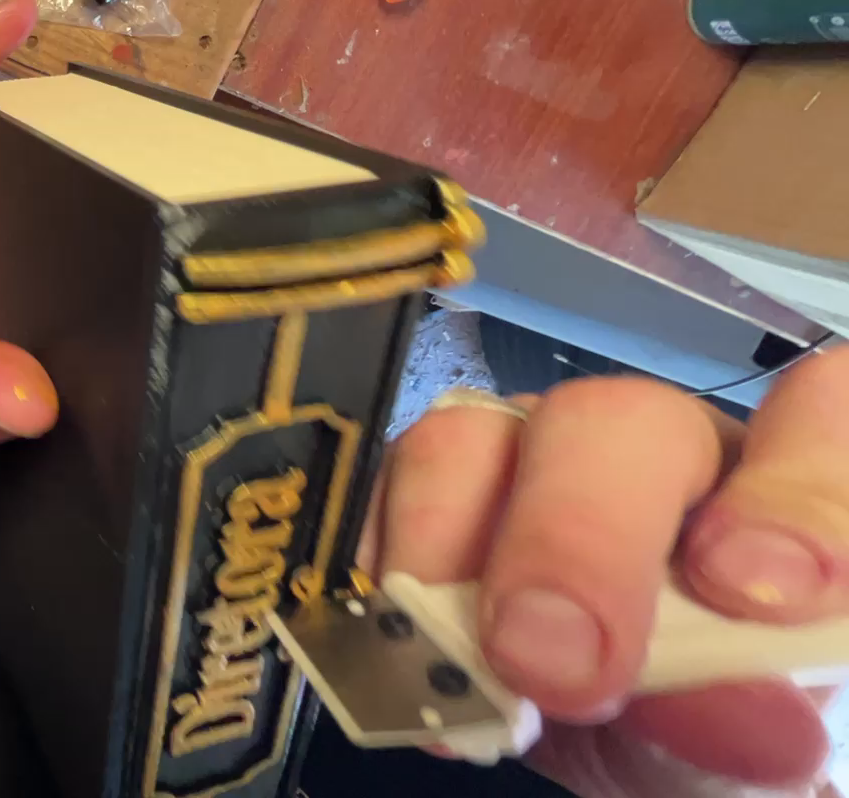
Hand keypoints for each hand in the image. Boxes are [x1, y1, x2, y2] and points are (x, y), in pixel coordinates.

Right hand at [373, 349, 848, 796]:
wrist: (549, 718)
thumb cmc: (672, 729)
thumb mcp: (726, 753)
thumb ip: (742, 730)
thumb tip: (739, 714)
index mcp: (767, 500)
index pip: (819, 426)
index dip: (792, 486)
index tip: (751, 595)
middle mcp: (639, 448)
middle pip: (610, 421)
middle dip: (574, 538)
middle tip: (549, 664)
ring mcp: (504, 444)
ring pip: (463, 436)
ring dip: (444, 546)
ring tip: (448, 656)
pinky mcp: (405, 470)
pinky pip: (371, 480)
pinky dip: (376, 553)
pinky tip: (389, 621)